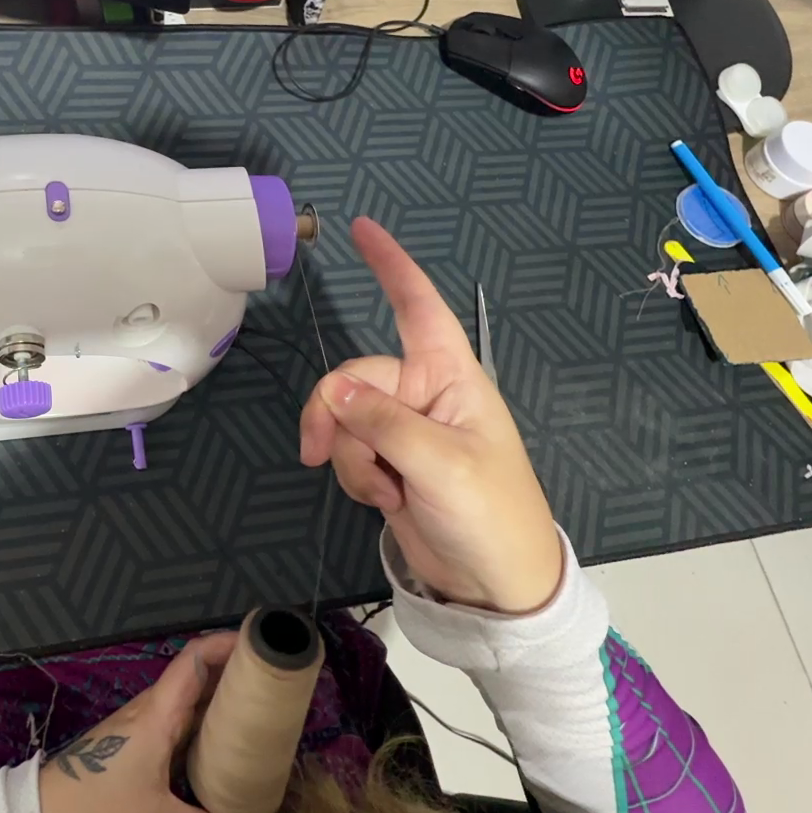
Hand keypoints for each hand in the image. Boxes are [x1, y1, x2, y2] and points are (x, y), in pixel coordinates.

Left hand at [39, 632, 244, 812]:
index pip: (195, 658)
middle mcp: (151, 708)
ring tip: (255, 702)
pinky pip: (178, 716)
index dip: (227, 641)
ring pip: (188, 695)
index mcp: (158, 713)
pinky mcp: (135, 738)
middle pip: (197, 672)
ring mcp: (141, 721)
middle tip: (271, 678)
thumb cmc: (99, 811)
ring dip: (219, 692)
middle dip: (233, 668)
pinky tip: (221, 736)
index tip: (259, 641)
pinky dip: (203, 716)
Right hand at [299, 218, 564, 613]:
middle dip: (334, 414)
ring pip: (342, 416)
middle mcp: (421, 392)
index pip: (418, 306)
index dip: (391, 266)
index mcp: (450, 375)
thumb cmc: (491, 514)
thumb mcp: (441, 465)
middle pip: (353, 377)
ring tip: (386, 491)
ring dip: (350, 457)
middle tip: (319, 453)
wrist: (493, 584)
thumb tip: (333, 390)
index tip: (361, 228)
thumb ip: (384, 423)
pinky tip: (384, 499)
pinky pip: (345, 449)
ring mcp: (400, 428)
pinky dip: (353, 475)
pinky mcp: (385, 460)